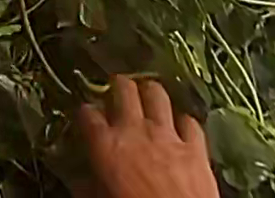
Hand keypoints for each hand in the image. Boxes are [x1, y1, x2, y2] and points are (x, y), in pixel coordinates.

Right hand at [79, 76, 218, 197]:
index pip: (88, 114)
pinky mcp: (195, 149)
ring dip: (150, 93)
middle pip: (123, 88)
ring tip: (147, 96)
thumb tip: (79, 184)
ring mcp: (167, 136)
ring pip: (156, 94)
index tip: (86, 117)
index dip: (86, 113)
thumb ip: (89, 187)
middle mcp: (134, 130)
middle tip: (117, 91)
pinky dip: (185, 122)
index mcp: (107, 145)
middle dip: (119, 86)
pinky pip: (190, 123)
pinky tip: (181, 127)